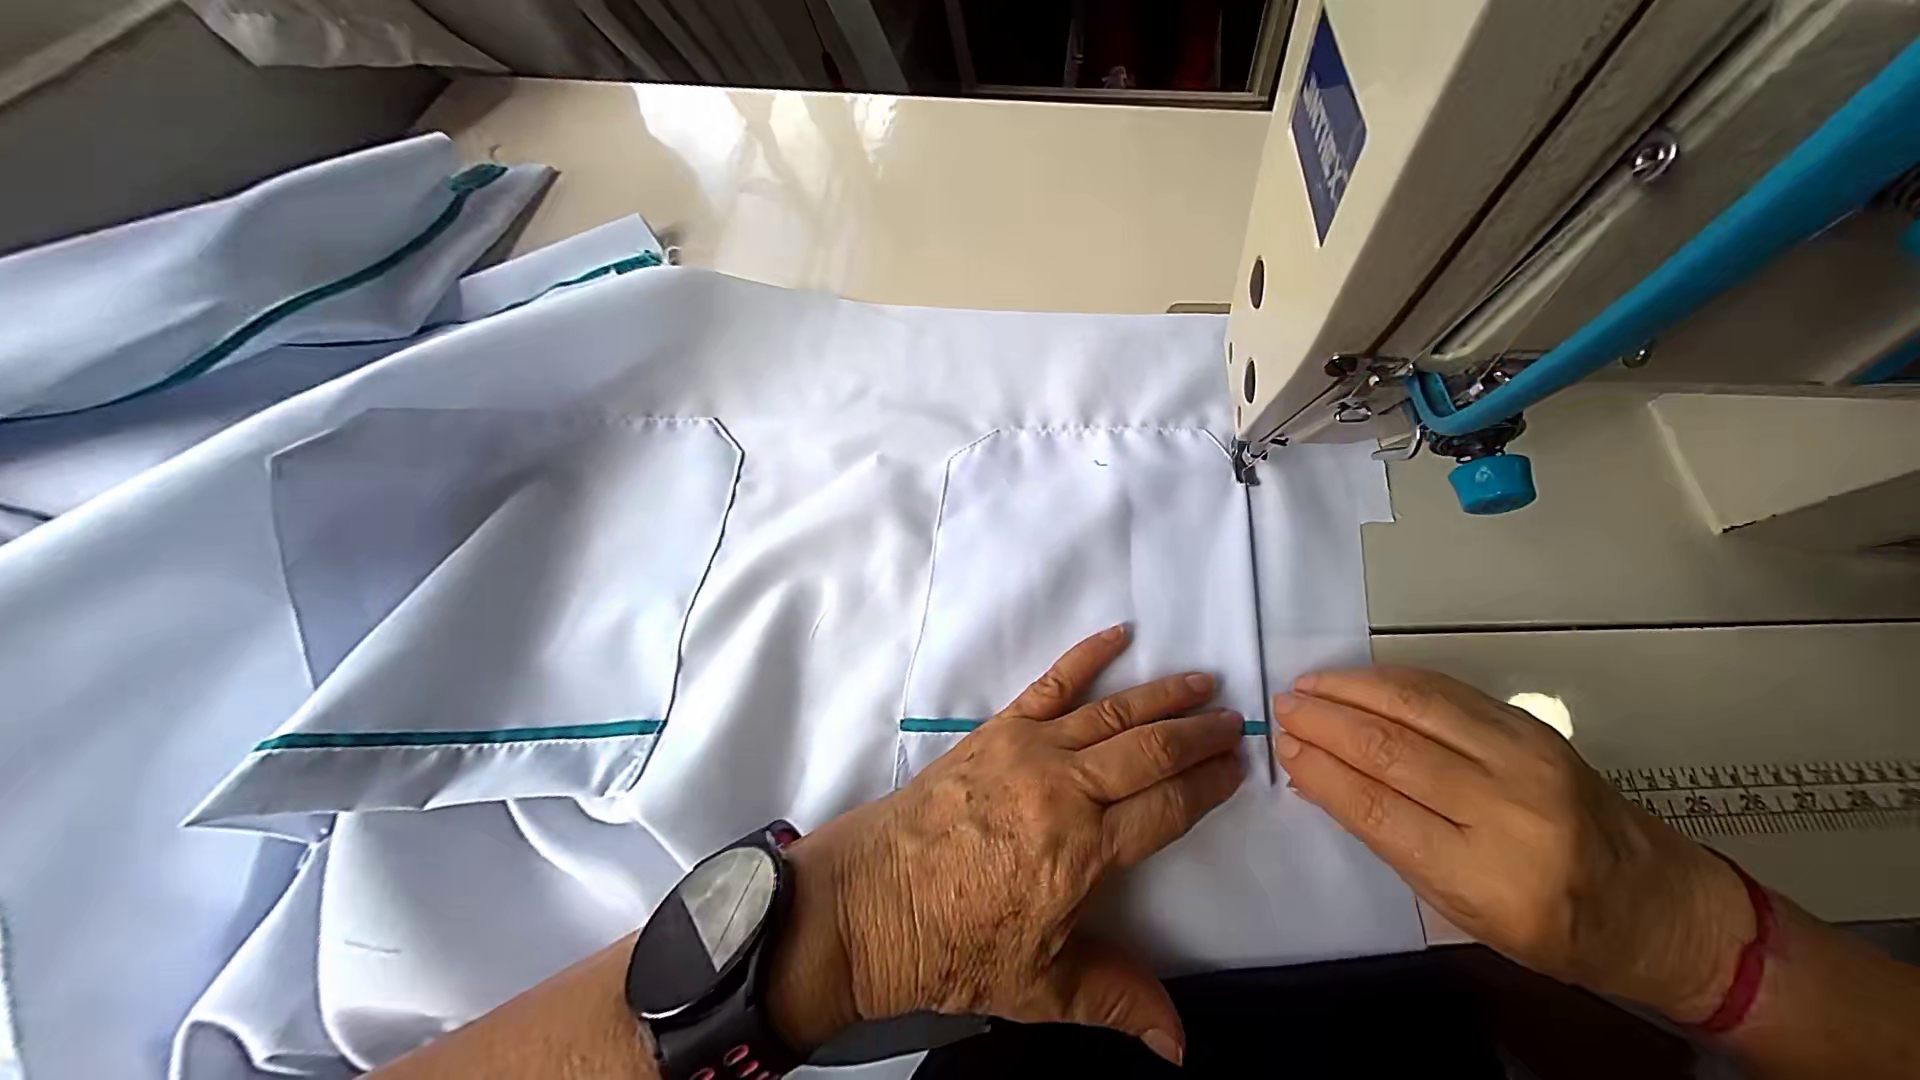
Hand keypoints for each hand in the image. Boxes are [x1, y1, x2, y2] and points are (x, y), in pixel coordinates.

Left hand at [767, 625, 1245, 1064]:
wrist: (872, 897)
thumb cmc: (955, 944)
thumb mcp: (1040, 987)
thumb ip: (1117, 999)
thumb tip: (1181, 1047)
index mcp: (1083, 850)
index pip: (1167, 806)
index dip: (1209, 786)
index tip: (1238, 767)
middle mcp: (1063, 788)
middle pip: (1149, 751)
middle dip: (1198, 734)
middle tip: (1236, 721)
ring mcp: (1028, 749)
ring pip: (1112, 712)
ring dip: (1162, 695)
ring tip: (1202, 682)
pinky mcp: (997, 728)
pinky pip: (1050, 684)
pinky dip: (1087, 657)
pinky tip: (1118, 635)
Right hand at [1273, 666, 1752, 1020]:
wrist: (1662, 906)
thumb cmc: (1547, 924)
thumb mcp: (1455, 904)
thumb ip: (1380, 833)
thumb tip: (1312, 774)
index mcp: (1488, 879)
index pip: (1375, 808)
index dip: (1319, 770)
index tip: (1283, 746)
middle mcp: (1512, 814)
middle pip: (1390, 749)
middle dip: (1324, 721)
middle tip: (1283, 707)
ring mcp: (1529, 762)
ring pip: (1414, 707)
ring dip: (1348, 689)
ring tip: (1306, 686)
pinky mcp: (1534, 729)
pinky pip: (1446, 691)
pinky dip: (1389, 680)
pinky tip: (1356, 680)